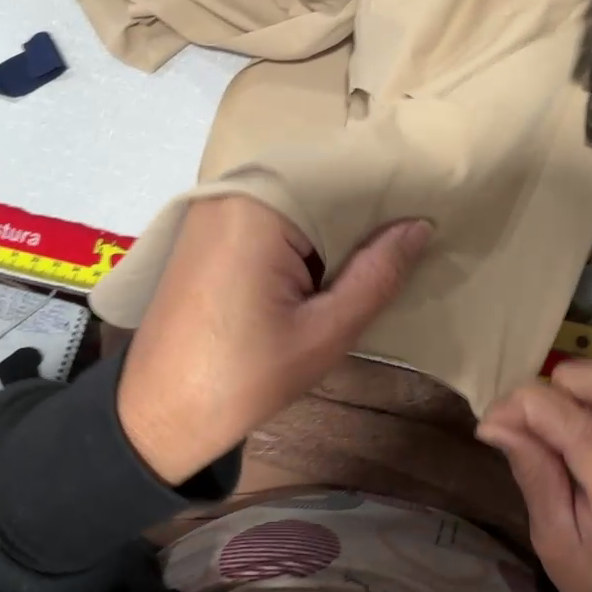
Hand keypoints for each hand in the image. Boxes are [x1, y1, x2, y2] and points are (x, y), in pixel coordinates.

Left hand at [118, 197, 432, 484]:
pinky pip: (268, 215)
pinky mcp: (204, 232)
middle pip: (316, 182)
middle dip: (363, 209)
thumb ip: (377, 274)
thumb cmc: (242, 380)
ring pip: (294, 199)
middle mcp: (229, 193)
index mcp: (258, 207)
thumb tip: (419, 225)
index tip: (434, 208)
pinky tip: (333, 259)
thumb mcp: (325, 333)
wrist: (158, 416)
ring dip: (333, 224)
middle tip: (414, 232)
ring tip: (383, 246)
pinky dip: (302, 234)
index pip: (342, 175)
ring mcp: (211, 209)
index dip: (391, 192)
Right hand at [477, 360, 591, 591]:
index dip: (536, 409)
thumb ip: (532, 472)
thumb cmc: (589, 579)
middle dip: (578, 377)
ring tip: (557, 405)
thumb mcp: (550, 537)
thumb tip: (494, 421)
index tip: (497, 410)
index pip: (585, 435)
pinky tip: (579, 412)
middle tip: (535, 397)